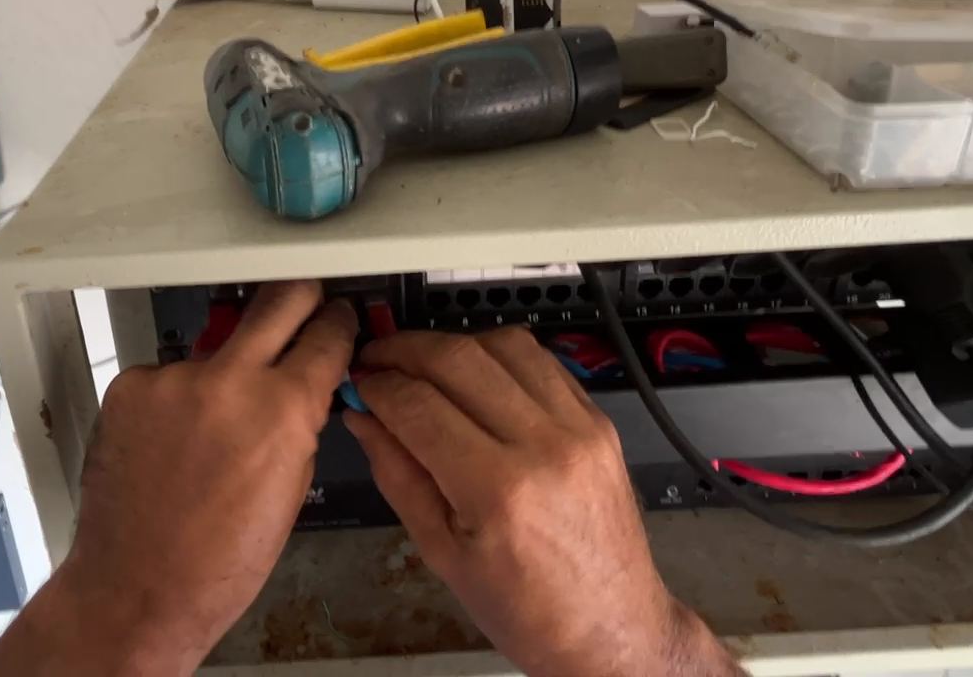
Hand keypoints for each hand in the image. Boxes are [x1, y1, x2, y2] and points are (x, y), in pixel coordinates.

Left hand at [0, 280, 355, 676]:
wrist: (136, 592)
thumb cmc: (221, 560)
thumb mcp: (293, 488)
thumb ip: (301, 419)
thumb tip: (309, 378)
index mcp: (283, 409)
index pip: (327, 334)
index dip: (339, 322)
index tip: (337, 315)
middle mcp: (230, 379)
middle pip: (282, 297)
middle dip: (302, 295)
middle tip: (304, 302)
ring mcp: (175, 378)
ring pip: (220, 344)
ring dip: (227, 367)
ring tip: (213, 419)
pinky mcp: (131, 384)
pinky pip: (170, 372)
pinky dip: (178, 395)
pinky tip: (173, 436)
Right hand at [345, 329, 739, 676]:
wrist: (614, 630)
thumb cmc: (524, 608)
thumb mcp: (440, 553)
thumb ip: (396, 473)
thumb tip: (361, 415)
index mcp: (498, 491)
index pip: (418, 405)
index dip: (378, 384)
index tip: (359, 380)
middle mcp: (543, 445)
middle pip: (457, 357)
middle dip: (405, 348)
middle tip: (378, 357)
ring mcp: (578, 425)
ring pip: (500, 343)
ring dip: (451, 343)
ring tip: (425, 364)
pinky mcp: (597, 417)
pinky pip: (539, 358)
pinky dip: (497, 353)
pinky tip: (474, 371)